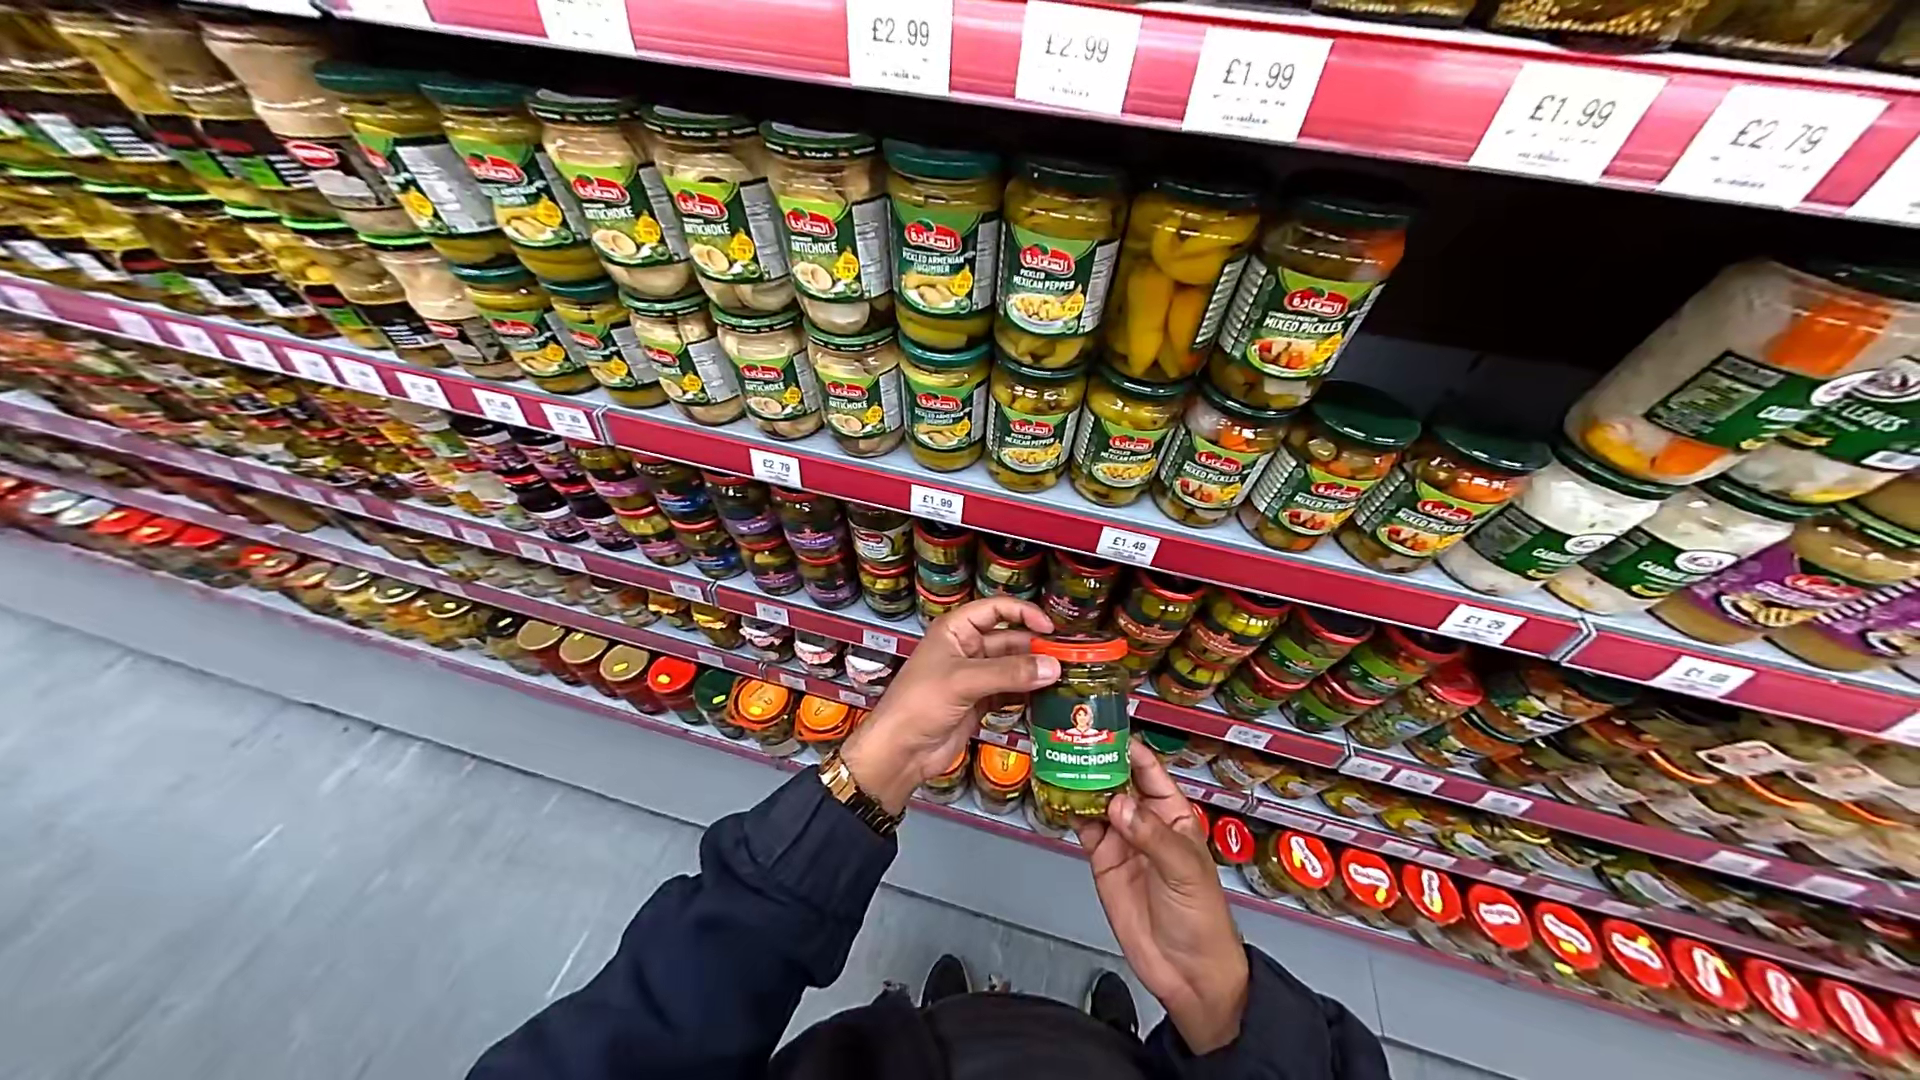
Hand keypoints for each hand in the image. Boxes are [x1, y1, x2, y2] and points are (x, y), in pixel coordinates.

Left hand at [840, 596, 1056, 813]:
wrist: (900, 751)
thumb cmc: (919, 704)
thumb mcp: (964, 681)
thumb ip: (1009, 673)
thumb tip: (1052, 667)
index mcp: (955, 630)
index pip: (995, 609)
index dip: (1023, 613)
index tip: (1050, 627)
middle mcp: (966, 649)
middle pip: (1009, 640)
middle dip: (1036, 648)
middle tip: (1068, 659)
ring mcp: (974, 677)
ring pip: (1012, 668)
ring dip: (1035, 673)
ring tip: (1066, 678)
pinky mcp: (980, 703)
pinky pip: (1011, 692)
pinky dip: (1028, 694)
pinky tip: (1048, 698)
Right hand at [1074, 739, 1248, 1053]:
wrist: (1186, 973)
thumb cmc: (1202, 917)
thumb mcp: (1183, 870)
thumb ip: (1150, 835)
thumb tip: (1119, 804)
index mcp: (1173, 812)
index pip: (1148, 769)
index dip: (1128, 747)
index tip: (1105, 729)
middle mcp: (1144, 818)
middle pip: (1116, 779)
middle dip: (1096, 760)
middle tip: (1071, 742)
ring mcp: (1121, 836)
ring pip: (1096, 798)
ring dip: (1078, 781)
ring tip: (1057, 762)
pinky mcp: (1102, 856)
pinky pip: (1082, 825)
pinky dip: (1068, 810)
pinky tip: (1056, 797)